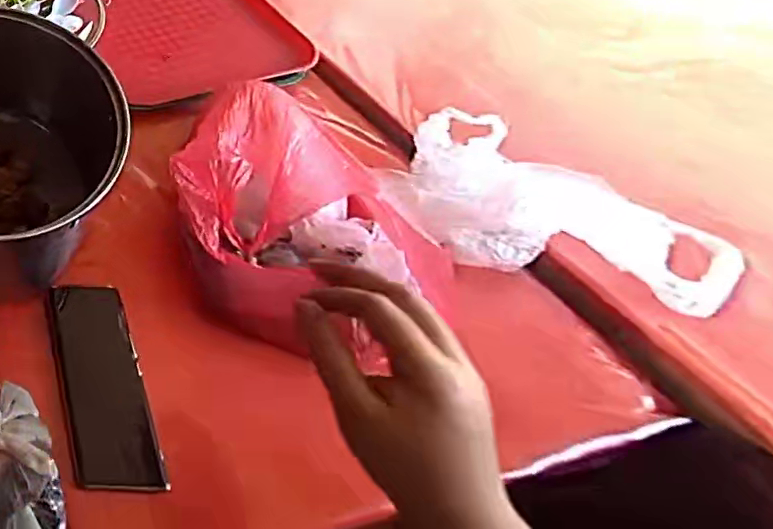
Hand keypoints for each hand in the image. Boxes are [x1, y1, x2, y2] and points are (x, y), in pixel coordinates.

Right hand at [296, 262, 524, 528]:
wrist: (464, 522)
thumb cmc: (403, 469)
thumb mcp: (355, 413)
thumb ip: (329, 354)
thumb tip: (305, 305)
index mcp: (431, 367)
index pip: (380, 306)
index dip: (339, 293)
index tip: (305, 297)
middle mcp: (456, 357)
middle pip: (406, 295)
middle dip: (359, 277)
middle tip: (319, 269)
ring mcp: (467, 367)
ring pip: (421, 308)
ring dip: (379, 291)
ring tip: (341, 287)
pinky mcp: (467, 379)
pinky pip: (427, 327)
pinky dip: (395, 312)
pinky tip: (373, 322)